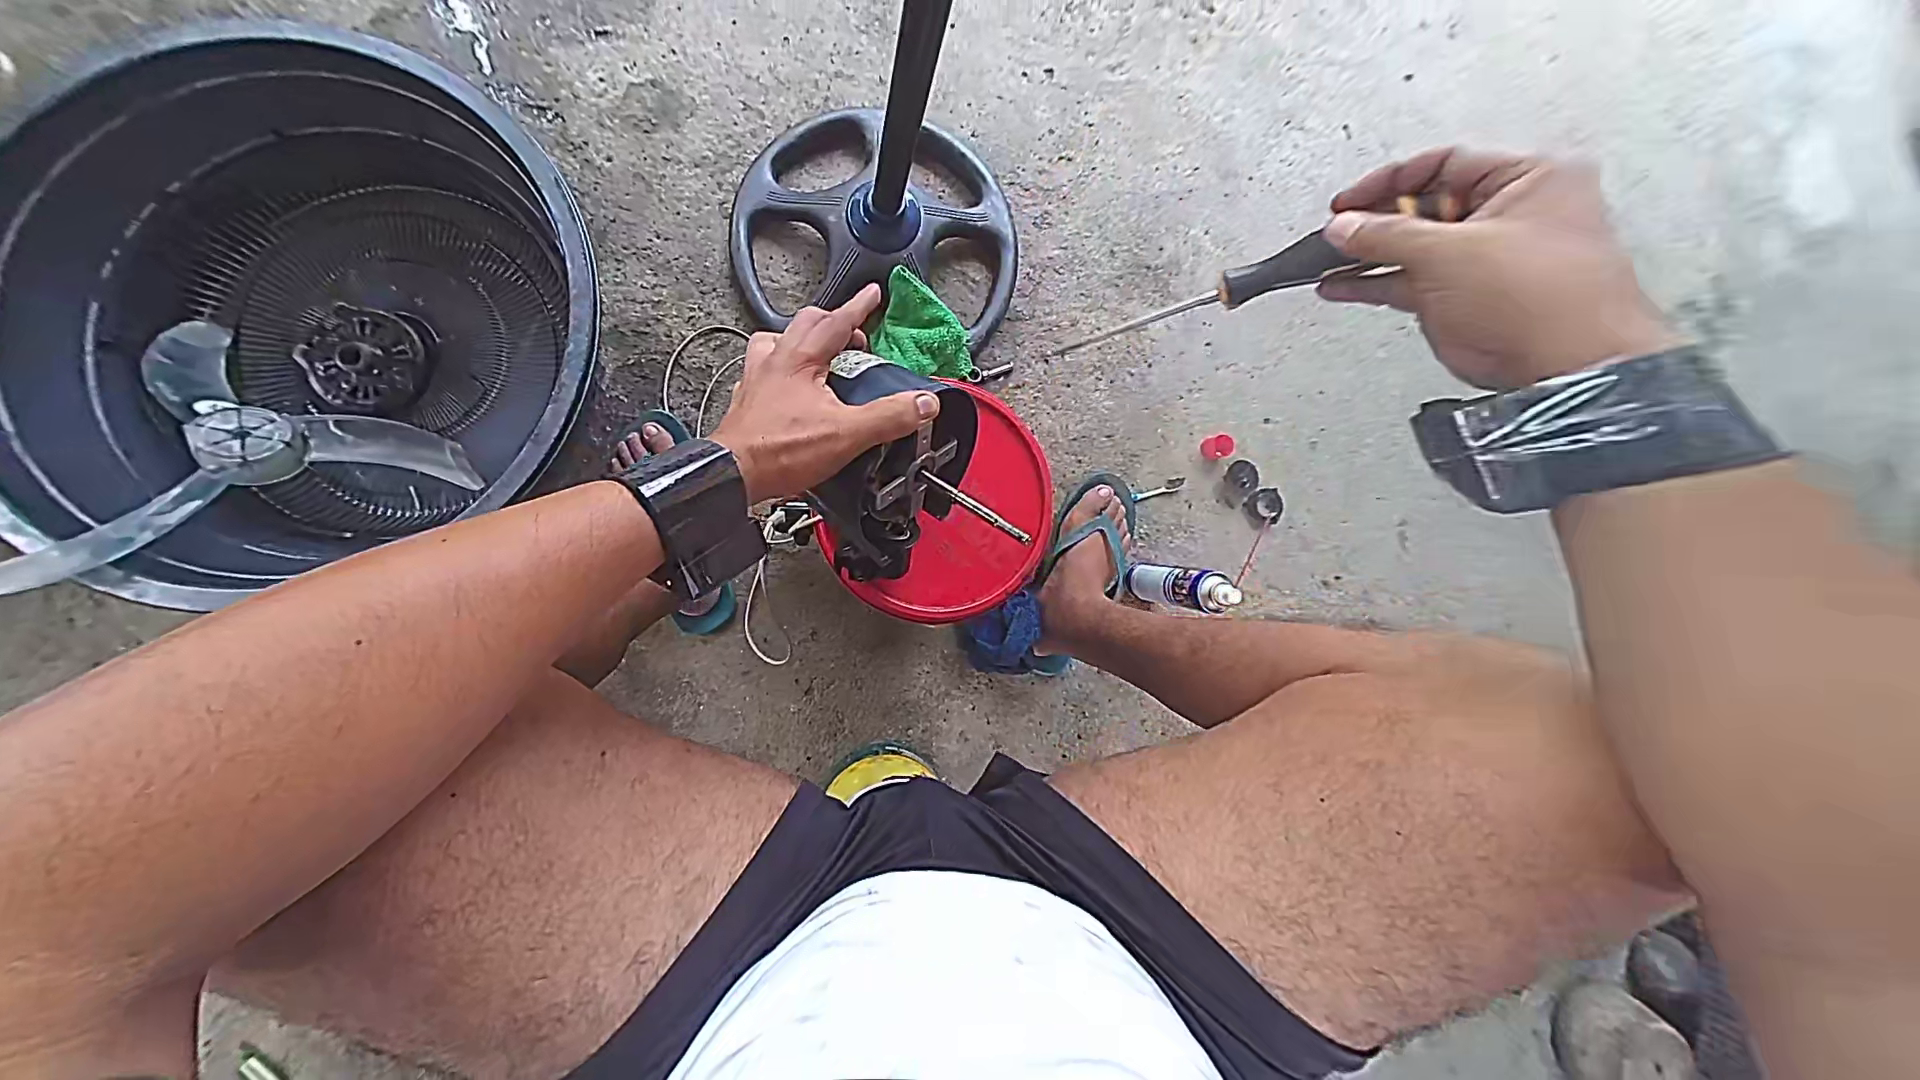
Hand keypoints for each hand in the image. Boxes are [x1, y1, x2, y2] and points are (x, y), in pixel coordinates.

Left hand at [709, 284, 938, 501]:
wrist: (733, 476)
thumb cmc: (778, 452)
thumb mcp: (847, 435)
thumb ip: (889, 417)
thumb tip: (923, 404)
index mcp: (799, 360)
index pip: (835, 321)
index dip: (859, 307)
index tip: (872, 295)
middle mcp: (773, 362)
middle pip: (805, 324)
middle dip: (834, 324)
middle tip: (855, 336)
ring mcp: (757, 380)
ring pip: (778, 342)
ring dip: (802, 341)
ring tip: (821, 354)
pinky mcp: (748, 401)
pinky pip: (763, 370)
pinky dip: (782, 369)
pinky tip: (790, 386)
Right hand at [1317, 148, 1685, 388]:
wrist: (1558, 362)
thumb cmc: (1542, 298)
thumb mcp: (1450, 251)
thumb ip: (1388, 235)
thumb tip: (1346, 225)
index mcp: (1528, 179)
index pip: (1444, 163)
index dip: (1389, 181)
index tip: (1349, 203)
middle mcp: (1507, 214)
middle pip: (1423, 206)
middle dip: (1375, 221)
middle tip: (1339, 232)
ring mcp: (1480, 257)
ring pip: (1410, 247)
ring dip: (1366, 255)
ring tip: (1330, 258)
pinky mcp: (1458, 295)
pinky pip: (1404, 281)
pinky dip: (1371, 283)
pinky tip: (1341, 285)